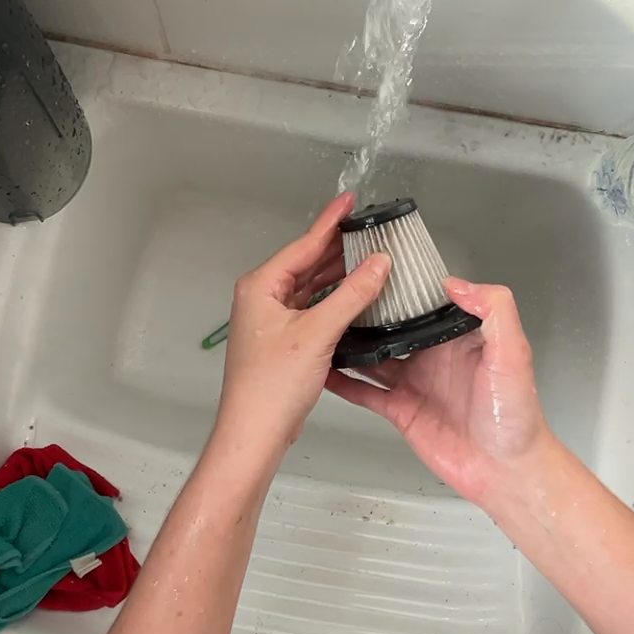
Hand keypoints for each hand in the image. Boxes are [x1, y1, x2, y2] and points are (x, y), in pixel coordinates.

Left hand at [217, 193, 390, 449]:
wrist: (255, 432)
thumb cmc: (271, 386)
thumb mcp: (318, 333)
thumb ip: (351, 294)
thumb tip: (378, 263)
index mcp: (261, 287)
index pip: (303, 245)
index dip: (330, 222)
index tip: (349, 202)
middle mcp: (262, 298)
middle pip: (306, 263)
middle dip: (337, 247)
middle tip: (368, 229)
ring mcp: (272, 320)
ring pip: (310, 287)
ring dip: (337, 275)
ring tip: (368, 257)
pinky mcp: (283, 341)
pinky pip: (311, 309)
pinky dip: (333, 301)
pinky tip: (354, 296)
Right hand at [325, 278, 558, 509]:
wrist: (504, 471)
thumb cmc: (516, 417)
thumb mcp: (513, 354)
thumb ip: (495, 311)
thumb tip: (457, 283)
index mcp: (458, 338)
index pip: (425, 304)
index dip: (403, 288)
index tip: (377, 270)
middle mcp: (433, 357)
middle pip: (393, 328)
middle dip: (367, 314)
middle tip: (337, 296)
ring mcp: (414, 383)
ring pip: (373, 357)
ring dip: (351, 346)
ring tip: (323, 330)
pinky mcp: (400, 409)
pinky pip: (366, 392)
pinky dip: (344, 383)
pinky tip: (326, 372)